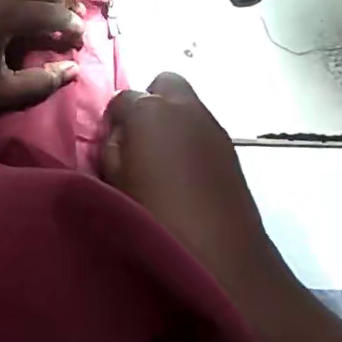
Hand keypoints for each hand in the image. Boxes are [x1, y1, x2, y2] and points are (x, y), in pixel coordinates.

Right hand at [101, 73, 284, 294]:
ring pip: (188, 107)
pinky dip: (190, 141)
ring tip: (161, 162)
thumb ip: (112, 149)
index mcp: (151, 111)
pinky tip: (184, 176)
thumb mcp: (115, 182)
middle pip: (165, 83)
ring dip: (172, 122)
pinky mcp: (231, 151)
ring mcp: (213, 128)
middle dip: (150, 102)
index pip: (122, 98)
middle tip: (139, 139)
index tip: (110, 145)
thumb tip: (120, 136)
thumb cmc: (156, 217)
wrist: (222, 258)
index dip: (113, 119)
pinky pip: (203, 131)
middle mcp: (186, 109)